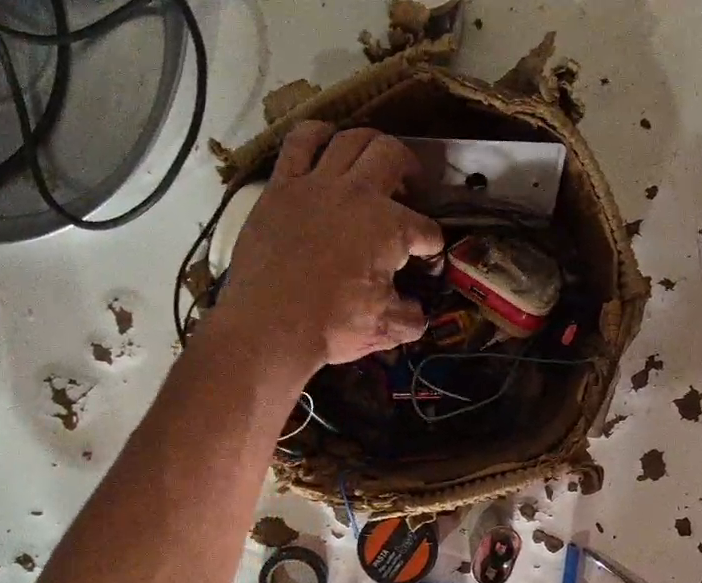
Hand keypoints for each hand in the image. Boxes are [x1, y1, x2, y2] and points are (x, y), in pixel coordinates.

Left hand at [214, 122, 443, 372]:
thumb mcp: (386, 330)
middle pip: (394, 157)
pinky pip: (300, 142)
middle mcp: (358, 193)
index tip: (427, 264)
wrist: (269, 327)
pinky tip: (326, 139)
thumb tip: (418, 311)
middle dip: (411, 171)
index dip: (432, 248)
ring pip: (351, 139)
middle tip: (410, 189)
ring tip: (375, 160)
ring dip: (371, 144)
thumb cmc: (331, 328)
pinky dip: (317, 134)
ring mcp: (316, 184)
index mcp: (390, 228)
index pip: (426, 230)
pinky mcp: (281, 186)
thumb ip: (411, 316)